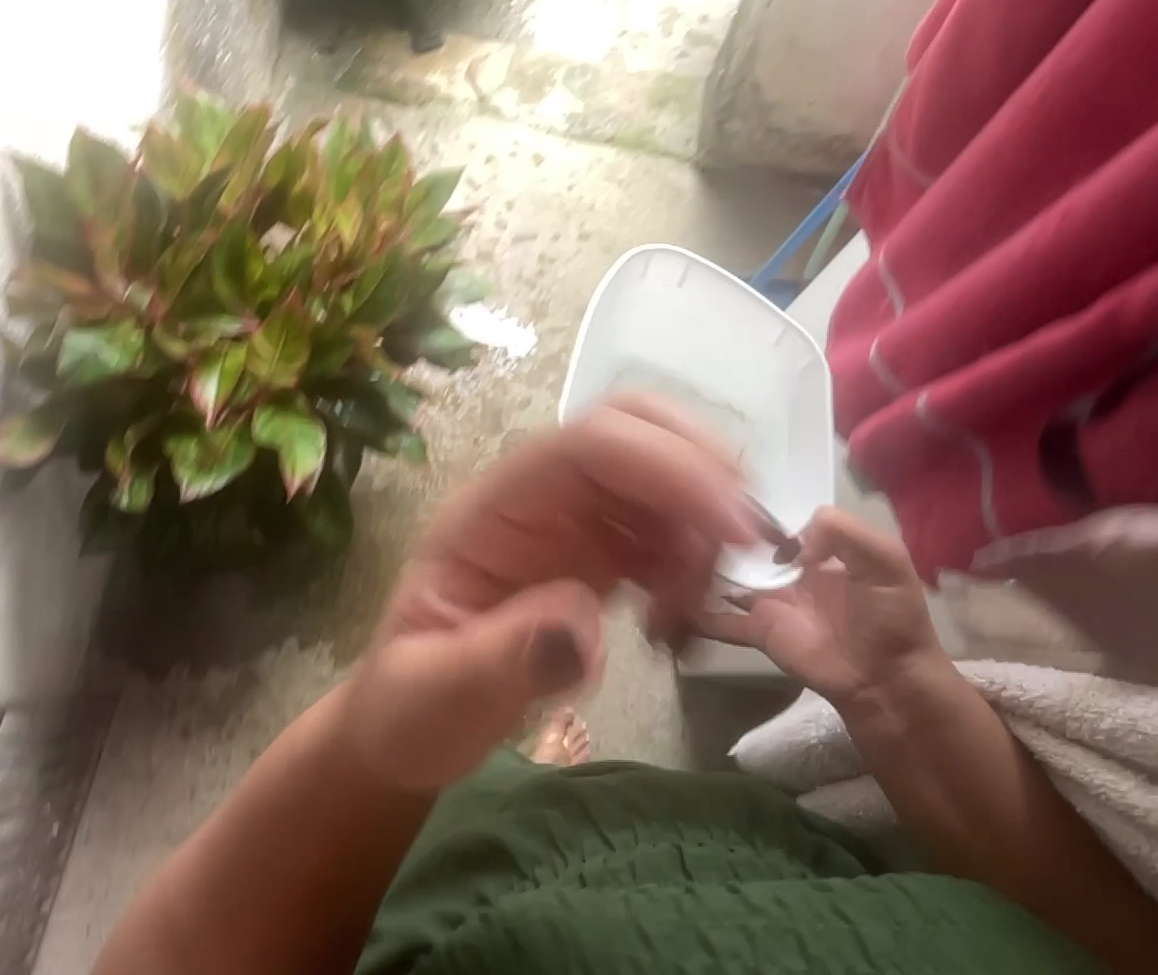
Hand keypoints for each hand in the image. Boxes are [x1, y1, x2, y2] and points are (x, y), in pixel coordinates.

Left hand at [342, 394, 762, 789]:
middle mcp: (537, 500)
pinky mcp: (599, 556)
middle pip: (634, 432)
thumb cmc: (412, 706)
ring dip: (703, 524)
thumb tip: (584, 624)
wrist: (414, 725)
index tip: (730, 528)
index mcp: (491, 510)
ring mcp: (571, 523)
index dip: (664, 465)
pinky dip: (694, 561)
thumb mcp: (435, 697)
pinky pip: (665, 530)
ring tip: (692, 609)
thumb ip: (500, 660)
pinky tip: (677, 618)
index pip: (586, 446)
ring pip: (661, 477)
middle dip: (700, 470)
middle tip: (744, 547)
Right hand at [694, 507, 951, 709]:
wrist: (885, 678)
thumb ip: (841, 530)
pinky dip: (697, 614)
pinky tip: (673, 600)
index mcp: (818, 548)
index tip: (727, 503)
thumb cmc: (888, 615)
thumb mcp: (883, 558)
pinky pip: (720, 620)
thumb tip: (788, 541)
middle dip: (720, 535)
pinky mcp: (758, 630)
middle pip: (746, 546)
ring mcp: (770, 600)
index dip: (756, 513)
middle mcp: (789, 570)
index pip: (778, 521)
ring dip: (704, 568)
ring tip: (669, 551)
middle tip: (689, 523)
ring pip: (728, 578)